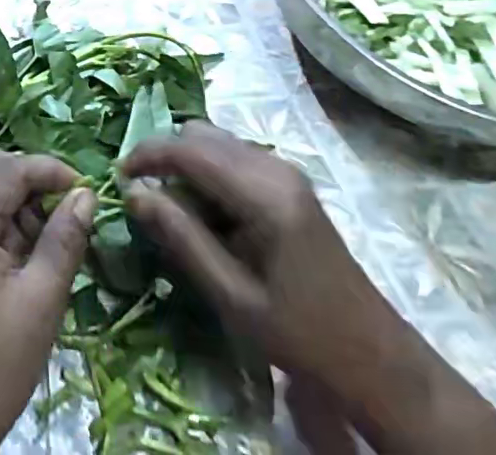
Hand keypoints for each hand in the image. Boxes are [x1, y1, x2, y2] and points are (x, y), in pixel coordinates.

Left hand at [0, 151, 96, 453]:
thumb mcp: (42, 298)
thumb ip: (64, 239)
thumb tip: (88, 194)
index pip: (8, 169)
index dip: (50, 170)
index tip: (90, 188)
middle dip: (35, 178)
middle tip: (75, 204)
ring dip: (25, 197)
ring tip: (62, 227)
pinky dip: (13, 216)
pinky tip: (40, 241)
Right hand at [119, 121, 399, 386]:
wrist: (377, 360)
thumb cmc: (302, 335)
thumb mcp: (231, 295)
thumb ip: (180, 237)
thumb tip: (131, 192)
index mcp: (265, 195)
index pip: (187, 149)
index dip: (145, 156)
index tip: (118, 179)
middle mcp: (276, 169)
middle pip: (198, 134)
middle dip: (163, 157)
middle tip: (144, 197)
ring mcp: (286, 172)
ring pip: (212, 141)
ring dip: (183, 164)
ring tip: (173, 208)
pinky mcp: (288, 183)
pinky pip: (230, 156)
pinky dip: (204, 172)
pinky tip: (206, 213)